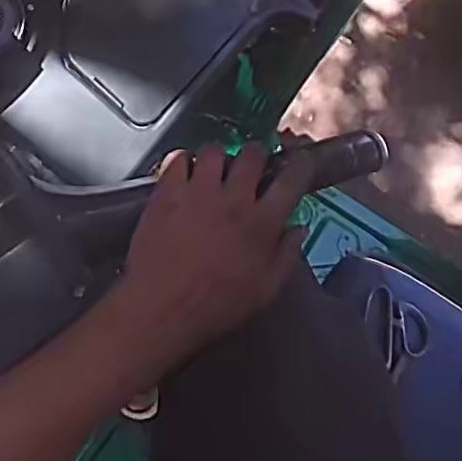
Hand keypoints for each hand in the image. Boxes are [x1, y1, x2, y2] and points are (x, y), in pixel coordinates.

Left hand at [103, 145, 313, 375]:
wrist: (161, 309)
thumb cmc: (215, 307)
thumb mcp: (264, 292)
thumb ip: (285, 256)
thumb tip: (297, 229)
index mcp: (262, 223)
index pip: (291, 181)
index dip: (300, 166)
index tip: (300, 163)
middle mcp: (233, 199)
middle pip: (252, 155)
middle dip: (255, 157)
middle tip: (249, 168)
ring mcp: (198, 191)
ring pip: (215, 151)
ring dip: (218, 158)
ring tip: (214, 171)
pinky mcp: (167, 192)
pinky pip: (178, 159)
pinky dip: (183, 162)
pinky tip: (184, 176)